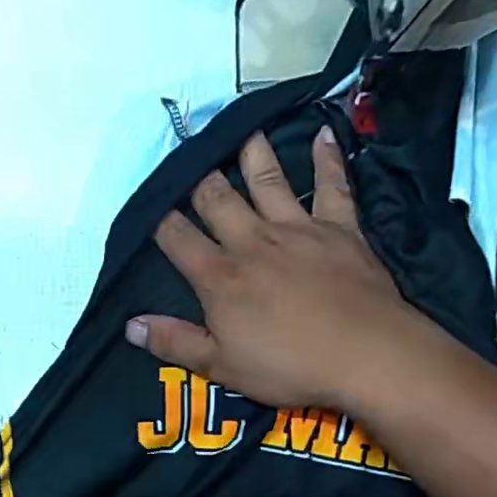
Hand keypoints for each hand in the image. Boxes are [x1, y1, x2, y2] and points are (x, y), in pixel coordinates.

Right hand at [125, 127, 443, 410]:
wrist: (366, 354)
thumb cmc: (290, 367)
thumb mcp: (222, 367)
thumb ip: (175, 342)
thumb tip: (129, 324)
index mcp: (220, 277)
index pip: (177, 238)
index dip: (158, 220)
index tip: (147, 205)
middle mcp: (253, 242)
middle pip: (217, 199)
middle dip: (197, 178)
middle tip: (186, 154)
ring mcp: (298, 230)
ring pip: (268, 180)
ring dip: (252, 153)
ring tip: (241, 128)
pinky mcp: (340, 229)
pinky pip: (332, 187)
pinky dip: (328, 160)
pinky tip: (324, 134)